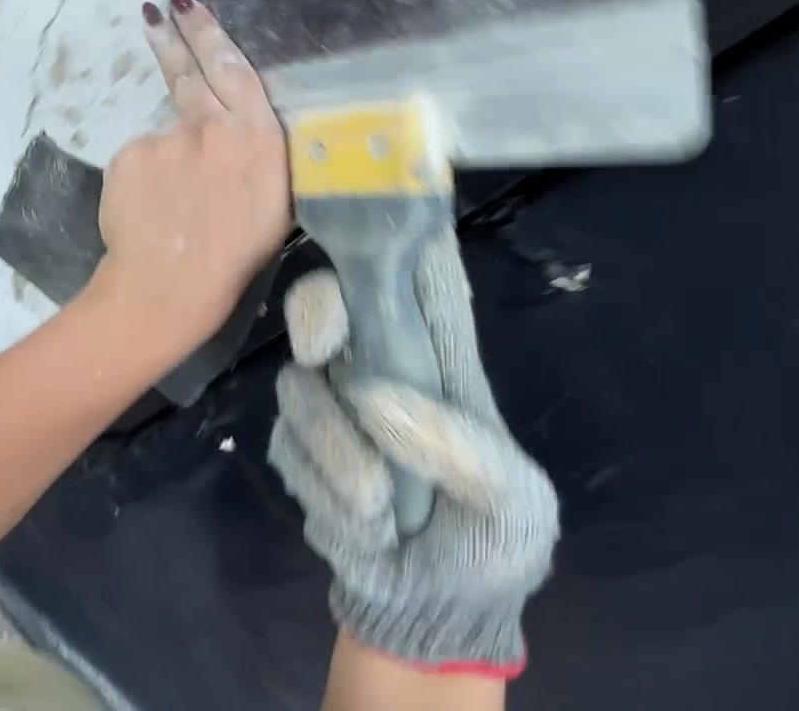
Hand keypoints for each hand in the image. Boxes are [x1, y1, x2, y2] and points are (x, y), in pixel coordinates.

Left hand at [87, 0, 291, 345]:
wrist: (169, 284)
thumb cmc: (233, 255)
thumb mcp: (272, 202)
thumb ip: (250, 152)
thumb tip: (228, 126)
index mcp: (258, 138)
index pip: (234, 70)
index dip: (211, 33)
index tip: (190, 4)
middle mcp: (213, 126)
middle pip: (189, 72)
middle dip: (174, 36)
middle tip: (157, 10)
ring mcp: (165, 138)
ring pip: (163, 135)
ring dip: (165, 159)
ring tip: (170, 203)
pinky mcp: (128, 154)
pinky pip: (137, 158)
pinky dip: (142, 177)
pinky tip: (148, 207)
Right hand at [268, 229, 557, 676]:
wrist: (425, 605)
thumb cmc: (488, 543)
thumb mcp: (511, 506)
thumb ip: (461, 449)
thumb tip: (375, 395)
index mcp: (439, 358)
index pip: (419, 279)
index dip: (398, 232)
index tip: (372, 193)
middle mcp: (376, 364)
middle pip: (332, 301)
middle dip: (322, 312)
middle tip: (324, 347)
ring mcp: (327, 401)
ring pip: (300, 386)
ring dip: (337, 452)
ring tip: (384, 510)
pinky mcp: (294, 441)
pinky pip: (288, 444)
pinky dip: (323, 487)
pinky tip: (361, 521)